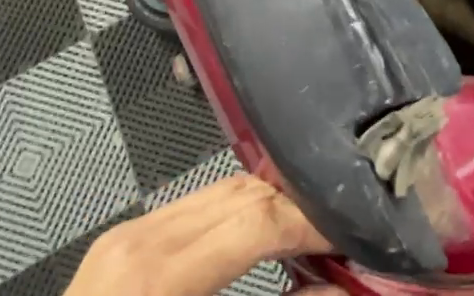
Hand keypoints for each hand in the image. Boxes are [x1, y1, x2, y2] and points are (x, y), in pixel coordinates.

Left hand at [65, 174, 335, 295]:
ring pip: (227, 189)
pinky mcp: (125, 239)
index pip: (258, 218)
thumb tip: (340, 290)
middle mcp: (138, 240)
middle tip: (337, 239)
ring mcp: (127, 234)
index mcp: (154, 276)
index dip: (315, 225)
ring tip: (307, 238)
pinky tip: (261, 239)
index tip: (349, 241)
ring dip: (274, 207)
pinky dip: (242, 213)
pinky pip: (200, 205)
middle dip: (301, 211)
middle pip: (247, 193)